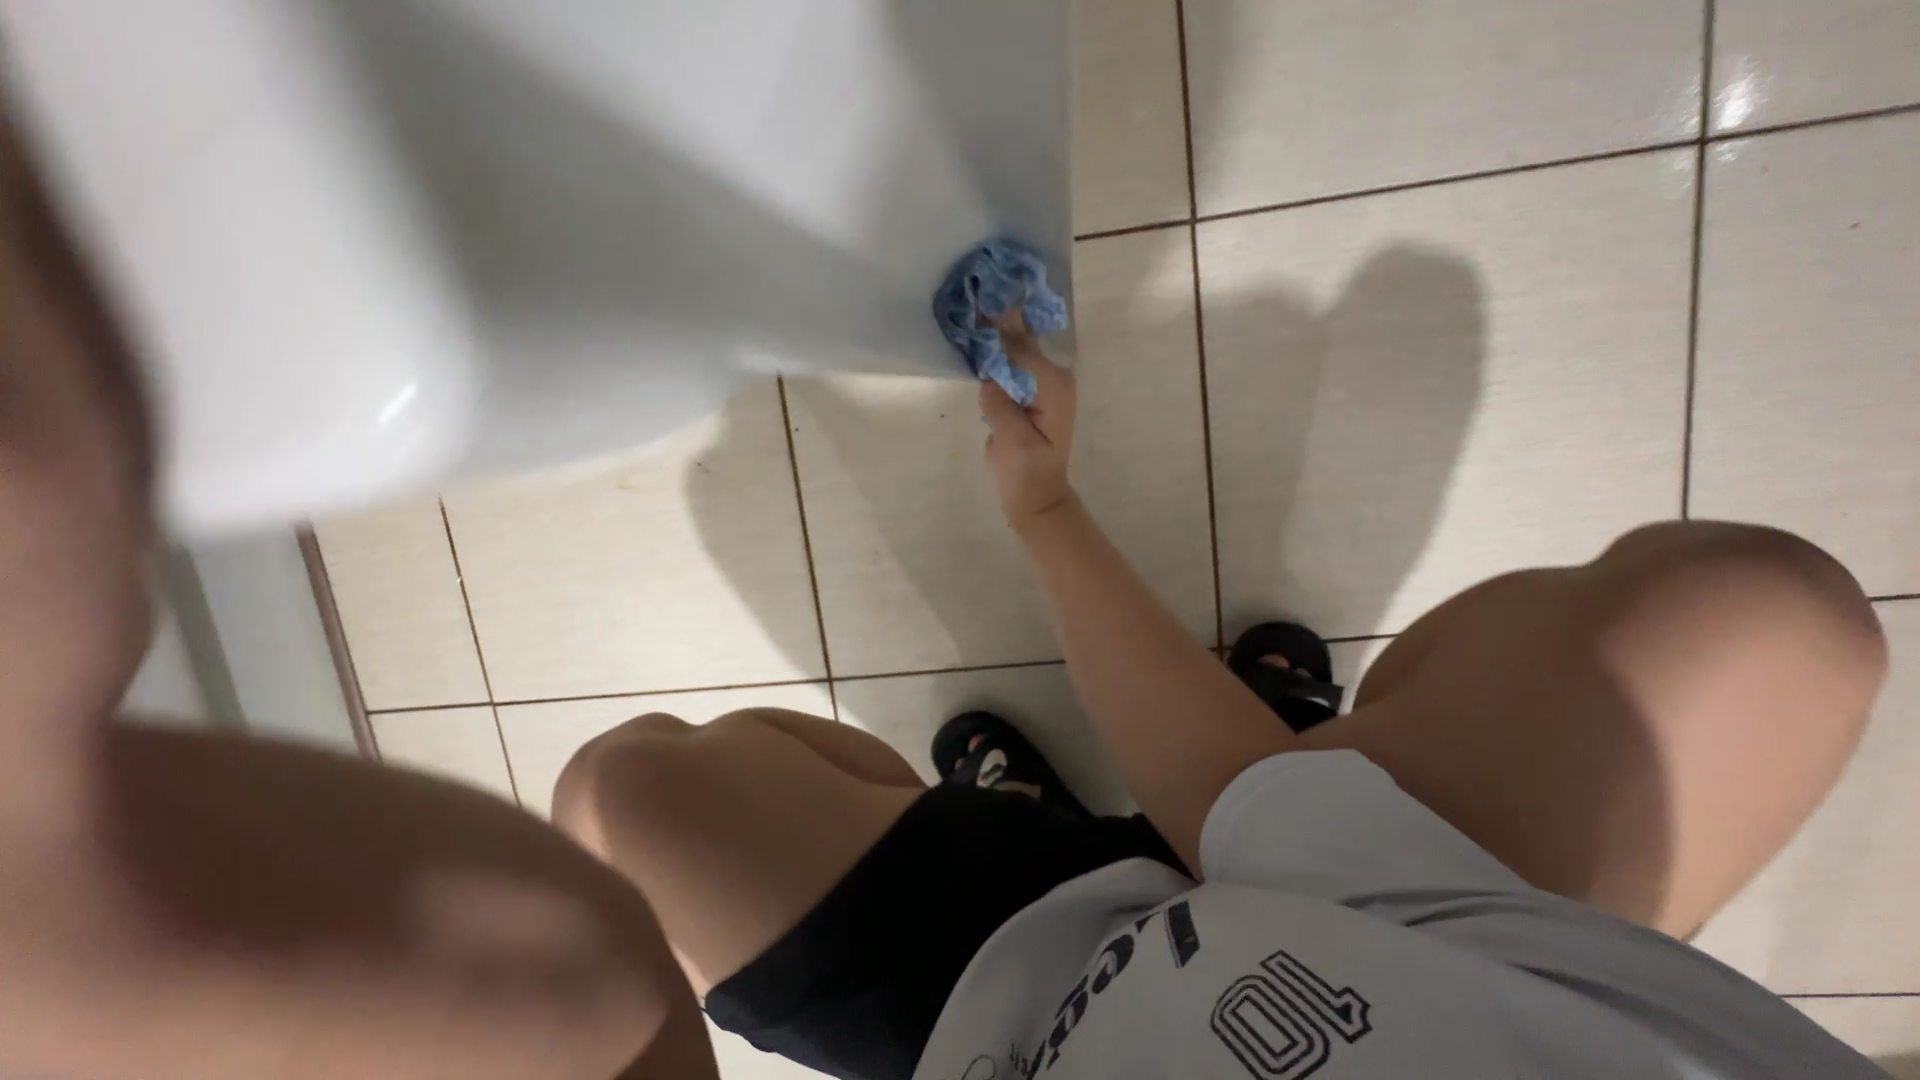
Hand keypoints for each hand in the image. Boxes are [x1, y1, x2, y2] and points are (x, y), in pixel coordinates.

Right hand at [979, 313, 1075, 527]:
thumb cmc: (1026, 474)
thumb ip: (1001, 407)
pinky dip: (992, 352)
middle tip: (970, 294)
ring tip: (968, 307)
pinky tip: (975, 336)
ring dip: (992, 332)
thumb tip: (988, 378)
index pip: (1020, 347)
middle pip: (1019, 341)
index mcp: (1053, 386)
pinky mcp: (1026, 392)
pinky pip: (1009, 365)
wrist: (1036, 499)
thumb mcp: (1014, 443)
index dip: (996, 326)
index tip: (977, 300)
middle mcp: (1051, 377)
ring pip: (1012, 349)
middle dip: (996, 320)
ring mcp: (1039, 384)